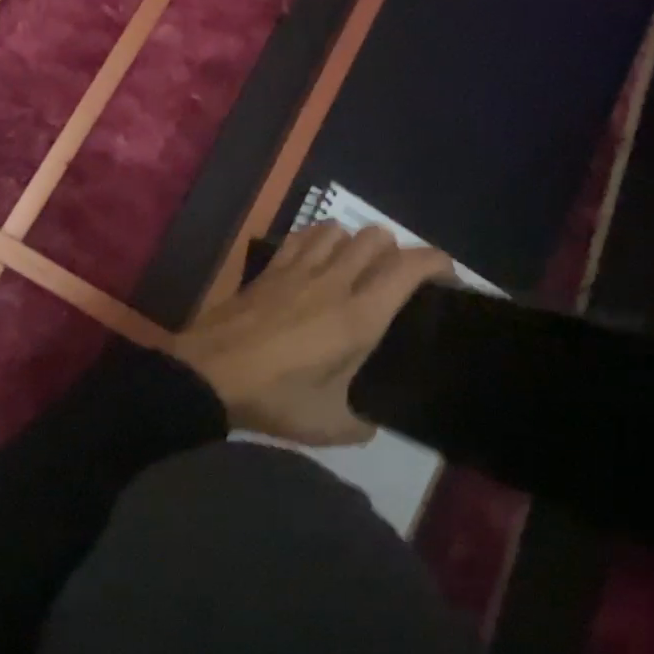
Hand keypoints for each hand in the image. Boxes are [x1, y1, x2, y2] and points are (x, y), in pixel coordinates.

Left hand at [174, 223, 451, 444]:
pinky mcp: (267, 270)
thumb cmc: (273, 397)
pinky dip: (317, 240)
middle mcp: (333, 282)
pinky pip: (301, 236)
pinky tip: (314, 263)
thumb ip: (360, 423)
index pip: (409, 267)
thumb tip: (368, 422)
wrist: (207, 373)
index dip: (438, 263)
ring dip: (354, 242)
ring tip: (354, 269)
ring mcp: (296, 270)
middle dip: (396, 250)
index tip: (447, 280)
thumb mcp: (328, 425)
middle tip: (396, 281)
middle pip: (377, 237)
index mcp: (359, 317)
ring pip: (338, 229)